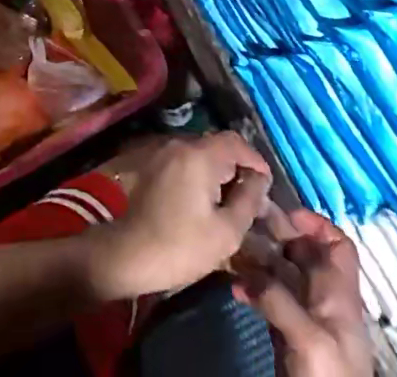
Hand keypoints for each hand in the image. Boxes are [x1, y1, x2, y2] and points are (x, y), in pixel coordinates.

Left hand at [83, 132, 270, 300]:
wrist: (128, 255)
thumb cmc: (182, 246)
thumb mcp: (227, 231)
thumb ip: (248, 200)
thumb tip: (259, 180)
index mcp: (199, 155)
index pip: (237, 142)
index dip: (256, 161)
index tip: (268, 185)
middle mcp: (180, 144)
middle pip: (218, 146)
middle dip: (238, 168)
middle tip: (252, 197)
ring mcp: (163, 153)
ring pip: (201, 154)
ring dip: (219, 172)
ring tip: (231, 201)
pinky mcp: (153, 165)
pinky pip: (185, 161)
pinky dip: (201, 174)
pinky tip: (206, 200)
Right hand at [239, 211, 371, 376]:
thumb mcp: (310, 338)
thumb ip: (280, 300)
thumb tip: (246, 273)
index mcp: (340, 296)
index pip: (338, 246)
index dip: (316, 225)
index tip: (285, 214)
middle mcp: (323, 301)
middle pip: (303, 256)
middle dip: (276, 237)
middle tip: (245, 223)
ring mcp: (305, 319)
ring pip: (282, 276)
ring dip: (258, 261)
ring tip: (232, 250)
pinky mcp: (287, 336)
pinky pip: (268, 300)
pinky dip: (251, 289)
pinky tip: (233, 286)